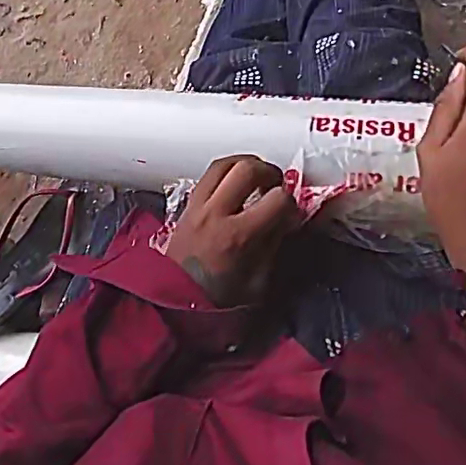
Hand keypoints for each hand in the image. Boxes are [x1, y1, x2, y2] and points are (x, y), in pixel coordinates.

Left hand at [164, 156, 302, 307]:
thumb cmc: (217, 298)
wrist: (173, 300)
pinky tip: (235, 186)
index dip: (291, 203)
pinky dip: (225, 173)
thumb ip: (275, 245)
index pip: (277, 199)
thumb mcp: (258, 281)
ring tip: (257, 179)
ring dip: (245, 165)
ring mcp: (197, 207)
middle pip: (247, 168)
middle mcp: (215, 214)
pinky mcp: (186, 206)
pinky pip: (207, 176)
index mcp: (238, 236)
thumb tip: (287, 219)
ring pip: (223, 164)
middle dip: (270, 172)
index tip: (292, 212)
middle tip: (276, 186)